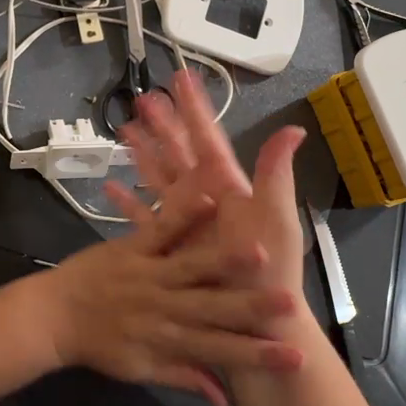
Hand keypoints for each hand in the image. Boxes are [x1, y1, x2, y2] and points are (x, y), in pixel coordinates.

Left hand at [16, 192, 302, 405]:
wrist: (51, 317)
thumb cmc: (99, 345)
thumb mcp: (141, 371)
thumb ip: (185, 379)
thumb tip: (226, 401)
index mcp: (166, 340)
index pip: (218, 351)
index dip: (257, 355)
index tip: (296, 358)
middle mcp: (161, 308)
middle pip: (212, 309)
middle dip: (251, 309)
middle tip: (291, 304)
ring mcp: (145, 274)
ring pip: (190, 267)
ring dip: (224, 261)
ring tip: (258, 252)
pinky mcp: (130, 248)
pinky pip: (158, 230)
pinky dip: (182, 216)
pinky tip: (208, 200)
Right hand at [110, 68, 314, 334]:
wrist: (258, 325)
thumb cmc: (269, 274)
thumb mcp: (276, 222)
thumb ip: (276, 176)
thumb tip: (292, 130)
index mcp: (229, 192)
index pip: (207, 141)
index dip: (195, 111)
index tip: (182, 80)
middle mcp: (207, 203)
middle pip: (180, 155)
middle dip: (163, 126)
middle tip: (145, 98)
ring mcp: (188, 226)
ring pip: (161, 179)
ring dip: (144, 155)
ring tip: (125, 129)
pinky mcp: (171, 250)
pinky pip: (146, 220)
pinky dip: (131, 203)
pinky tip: (114, 187)